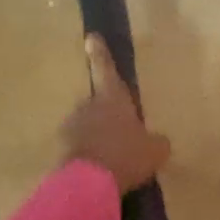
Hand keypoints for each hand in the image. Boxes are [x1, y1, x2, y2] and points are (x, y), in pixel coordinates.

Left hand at [61, 36, 170, 193]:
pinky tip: (99, 172)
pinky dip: (87, 155)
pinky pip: (78, 148)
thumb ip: (157, 142)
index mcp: (112, 98)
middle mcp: (87, 106)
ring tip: (111, 160)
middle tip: (119, 135)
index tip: (91, 37)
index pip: (106, 70)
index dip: (100, 54)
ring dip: (95, 137)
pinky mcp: (61, 148)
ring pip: (86, 126)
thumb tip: (158, 141)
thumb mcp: (155, 150)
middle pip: (96, 104)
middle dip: (105, 116)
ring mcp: (71, 127)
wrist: (89, 183)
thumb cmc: (126, 156)